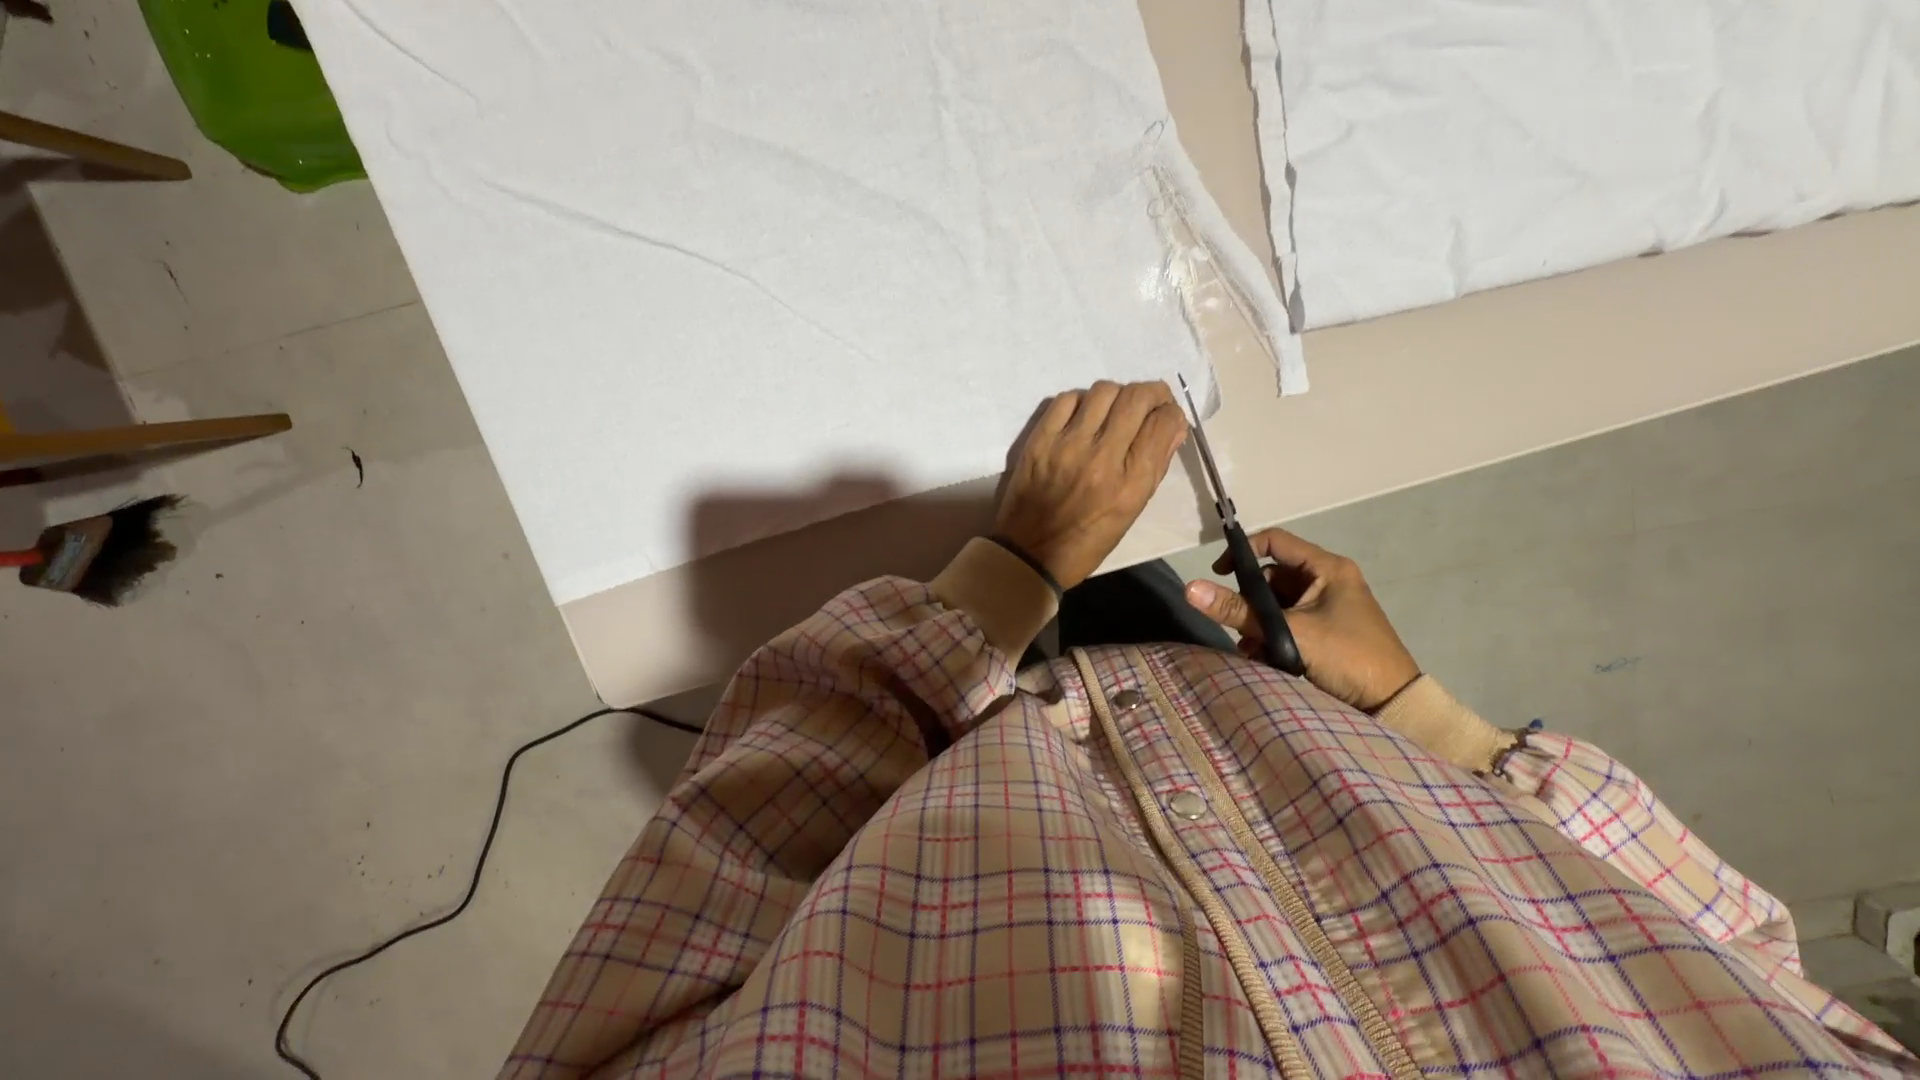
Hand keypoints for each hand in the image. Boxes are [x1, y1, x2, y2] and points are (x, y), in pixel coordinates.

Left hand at [995, 380, 1188, 588]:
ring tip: (1114, 411)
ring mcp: (1068, 445)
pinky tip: (1083, 416)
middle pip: (1136, 398)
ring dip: (1117, 395)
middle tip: (1149, 402)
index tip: (1167, 417)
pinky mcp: (1040, 440)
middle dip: (1152, 393)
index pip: (1163, 423)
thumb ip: (1154, 466)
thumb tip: (1172, 426)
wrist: (1030, 553)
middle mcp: (1103, 457)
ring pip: (1103, 391)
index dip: (1172, 413)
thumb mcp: (1132, 511)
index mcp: (1131, 483)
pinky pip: (1067, 399)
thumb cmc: (1088, 540)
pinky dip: (1082, 401)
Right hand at [1184, 528, 1418, 711]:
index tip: (1218, 574)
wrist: (1391, 704)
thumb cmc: (1347, 656)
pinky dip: (1270, 638)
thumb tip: (1189, 588)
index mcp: (1327, 568)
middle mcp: (1326, 581)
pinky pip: (1286, 624)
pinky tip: (1262, 658)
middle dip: (1248, 602)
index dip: (1243, 551)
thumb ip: (1238, 611)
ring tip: (1248, 650)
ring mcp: (1326, 607)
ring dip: (1257, 625)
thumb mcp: (1290, 632)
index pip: (1275, 541)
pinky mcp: (1324, 631)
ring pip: (1275, 604)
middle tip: (1236, 626)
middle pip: (1270, 578)